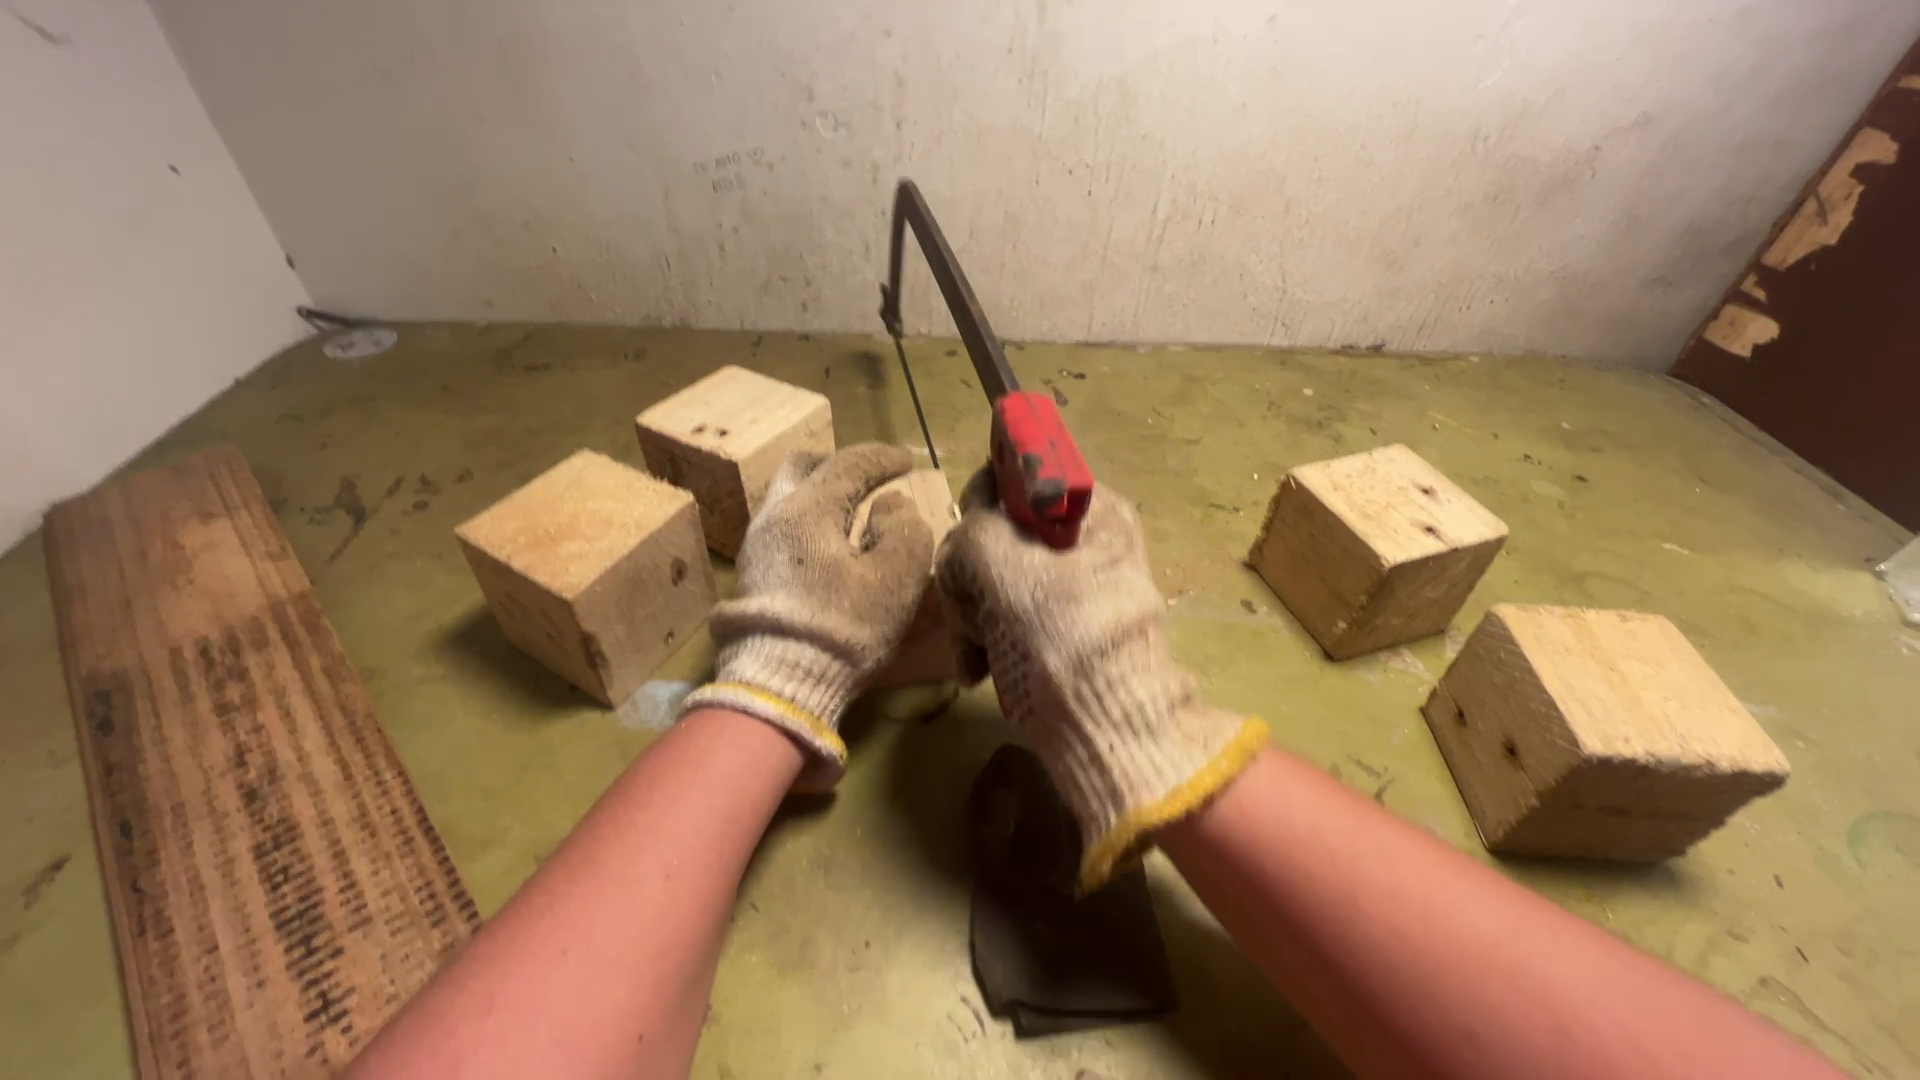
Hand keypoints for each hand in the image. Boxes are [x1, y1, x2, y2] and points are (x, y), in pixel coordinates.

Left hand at [680, 443, 935, 790]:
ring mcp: (756, 548)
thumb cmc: (843, 626)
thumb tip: (890, 506)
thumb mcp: (895, 577)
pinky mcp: (751, 577)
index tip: (908, 460)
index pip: (848, 464)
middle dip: (836, 464)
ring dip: (819, 496)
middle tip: (866, 476)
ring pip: (786, 500)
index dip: (882, 457)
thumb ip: (903, 530)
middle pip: (800, 469)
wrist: (780, 683)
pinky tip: (827, 548)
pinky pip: (781, 531)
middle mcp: (773, 518)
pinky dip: (808, 524)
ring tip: (850, 513)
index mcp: (809, 509)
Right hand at [936, 469, 1267, 889]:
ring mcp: (1076, 585)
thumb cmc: (1060, 638)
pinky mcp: (1062, 627)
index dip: (981, 512)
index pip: (1014, 478)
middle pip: (999, 534)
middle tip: (972, 618)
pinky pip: (1008, 614)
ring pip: (996, 578)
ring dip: (973, 615)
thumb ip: (974, 527)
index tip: (970, 557)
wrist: (1108, 730)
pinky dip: (988, 637)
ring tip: (975, 657)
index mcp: (1091, 507)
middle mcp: (1088, 538)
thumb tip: (969, 525)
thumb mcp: (1002, 564)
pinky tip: (978, 669)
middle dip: (972, 579)